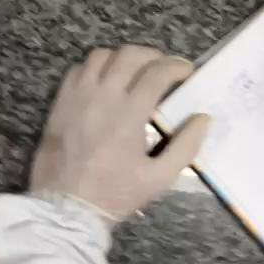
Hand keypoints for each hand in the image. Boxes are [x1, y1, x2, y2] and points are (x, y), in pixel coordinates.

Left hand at [31, 45, 211, 221]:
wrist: (66, 208)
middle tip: (163, 67)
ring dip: (123, 58)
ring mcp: (77, 97)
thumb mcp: (159, 178)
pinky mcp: (60, 103)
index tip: (186, 71)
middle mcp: (102, 97)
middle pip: (129, 55)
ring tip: (134, 70)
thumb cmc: (115, 194)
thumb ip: (186, 147)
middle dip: (153, 55)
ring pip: (102, 56)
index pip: (156, 73)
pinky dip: (96, 68)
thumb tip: (203, 118)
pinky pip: (79, 70)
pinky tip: (105, 81)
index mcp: (129, 115)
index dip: (176, 66)